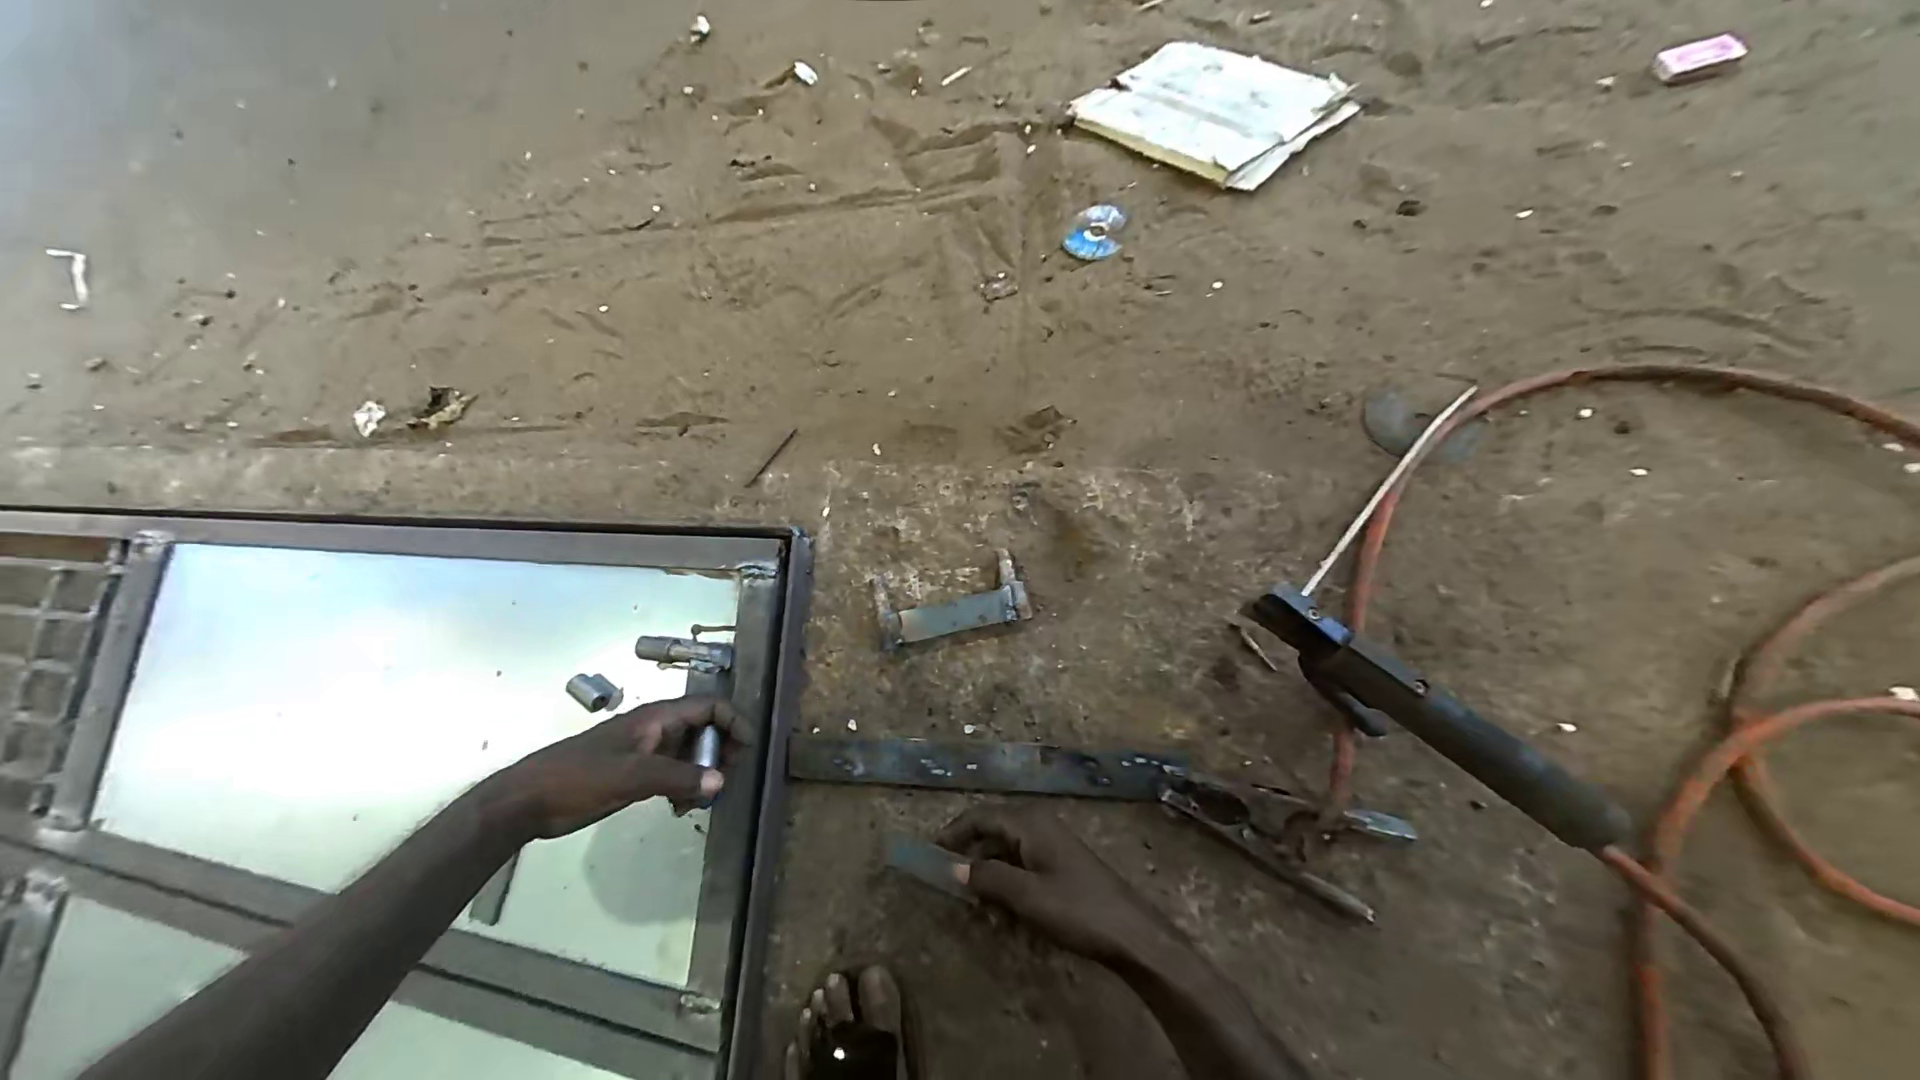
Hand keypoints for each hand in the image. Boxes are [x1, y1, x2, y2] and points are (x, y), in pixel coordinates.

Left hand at [485, 695, 747, 838]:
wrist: (526, 802)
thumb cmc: (578, 778)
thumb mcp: (631, 776)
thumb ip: (678, 777)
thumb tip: (722, 781)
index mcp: (658, 717)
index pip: (710, 707)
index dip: (734, 722)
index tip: (747, 749)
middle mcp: (658, 729)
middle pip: (706, 729)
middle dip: (721, 754)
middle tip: (721, 783)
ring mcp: (647, 751)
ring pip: (692, 753)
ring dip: (703, 774)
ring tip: (697, 803)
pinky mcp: (637, 772)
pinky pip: (676, 772)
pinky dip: (686, 787)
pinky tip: (678, 808)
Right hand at [937, 806, 1174, 964]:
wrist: (1132, 934)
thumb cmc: (1077, 909)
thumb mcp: (1026, 896)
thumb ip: (988, 878)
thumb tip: (952, 867)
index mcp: (1030, 822)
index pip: (980, 815)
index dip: (953, 832)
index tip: (930, 853)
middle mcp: (1039, 823)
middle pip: (992, 828)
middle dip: (968, 851)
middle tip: (946, 879)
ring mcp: (1052, 842)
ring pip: (1006, 847)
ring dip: (987, 868)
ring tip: (970, 897)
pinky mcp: (1060, 862)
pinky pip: (1022, 860)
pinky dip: (1006, 876)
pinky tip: (1000, 903)